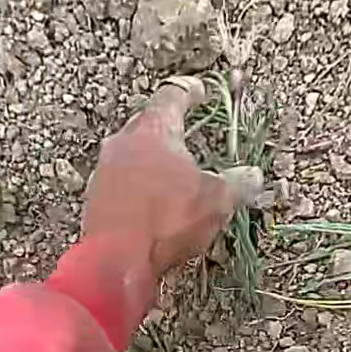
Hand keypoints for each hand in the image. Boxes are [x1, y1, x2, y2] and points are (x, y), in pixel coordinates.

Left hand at [84, 80, 235, 274]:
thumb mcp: (217, 200)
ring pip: (132, 155)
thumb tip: (254, 175)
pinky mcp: (96, 200)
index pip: (172, 97)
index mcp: (154, 131)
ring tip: (171, 174)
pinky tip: (152, 203)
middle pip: (147, 125)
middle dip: (167, 128)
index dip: (189, 92)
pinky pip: (123, 183)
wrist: (117, 261)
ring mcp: (104, 171)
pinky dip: (140, 187)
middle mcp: (123, 142)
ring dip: (152, 161)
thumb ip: (237, 184)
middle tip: (185, 134)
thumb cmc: (169, 220)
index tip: (200, 90)